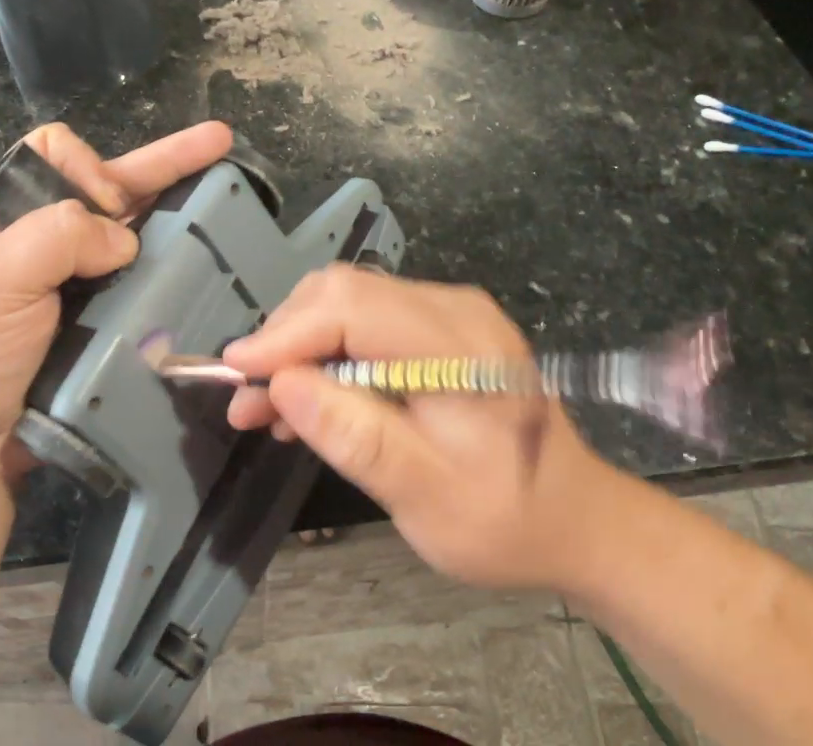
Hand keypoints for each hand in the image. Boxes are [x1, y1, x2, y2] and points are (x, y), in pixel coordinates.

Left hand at [0, 121, 235, 485]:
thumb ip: (60, 236)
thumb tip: (122, 240)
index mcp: (6, 220)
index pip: (54, 157)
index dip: (89, 170)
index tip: (105, 209)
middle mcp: (40, 244)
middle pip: (105, 186)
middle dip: (163, 162)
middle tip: (219, 142)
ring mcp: (70, 286)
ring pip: (129, 231)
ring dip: (174, 209)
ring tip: (227, 197)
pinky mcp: (92, 324)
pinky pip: (137, 282)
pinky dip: (168, 266)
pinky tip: (203, 262)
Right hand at [222, 265, 616, 590]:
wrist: (575, 520)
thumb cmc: (505, 519)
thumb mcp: (426, 495)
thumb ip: (356, 436)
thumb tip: (281, 385)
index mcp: (459, 346)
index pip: (351, 306)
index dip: (286, 333)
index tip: (237, 373)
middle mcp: (453, 310)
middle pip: (342, 293)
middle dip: (284, 340)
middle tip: (247, 401)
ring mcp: (449, 315)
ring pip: (346, 304)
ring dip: (298, 351)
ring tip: (262, 409)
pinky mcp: (440, 333)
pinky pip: (366, 324)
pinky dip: (326, 357)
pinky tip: (305, 403)